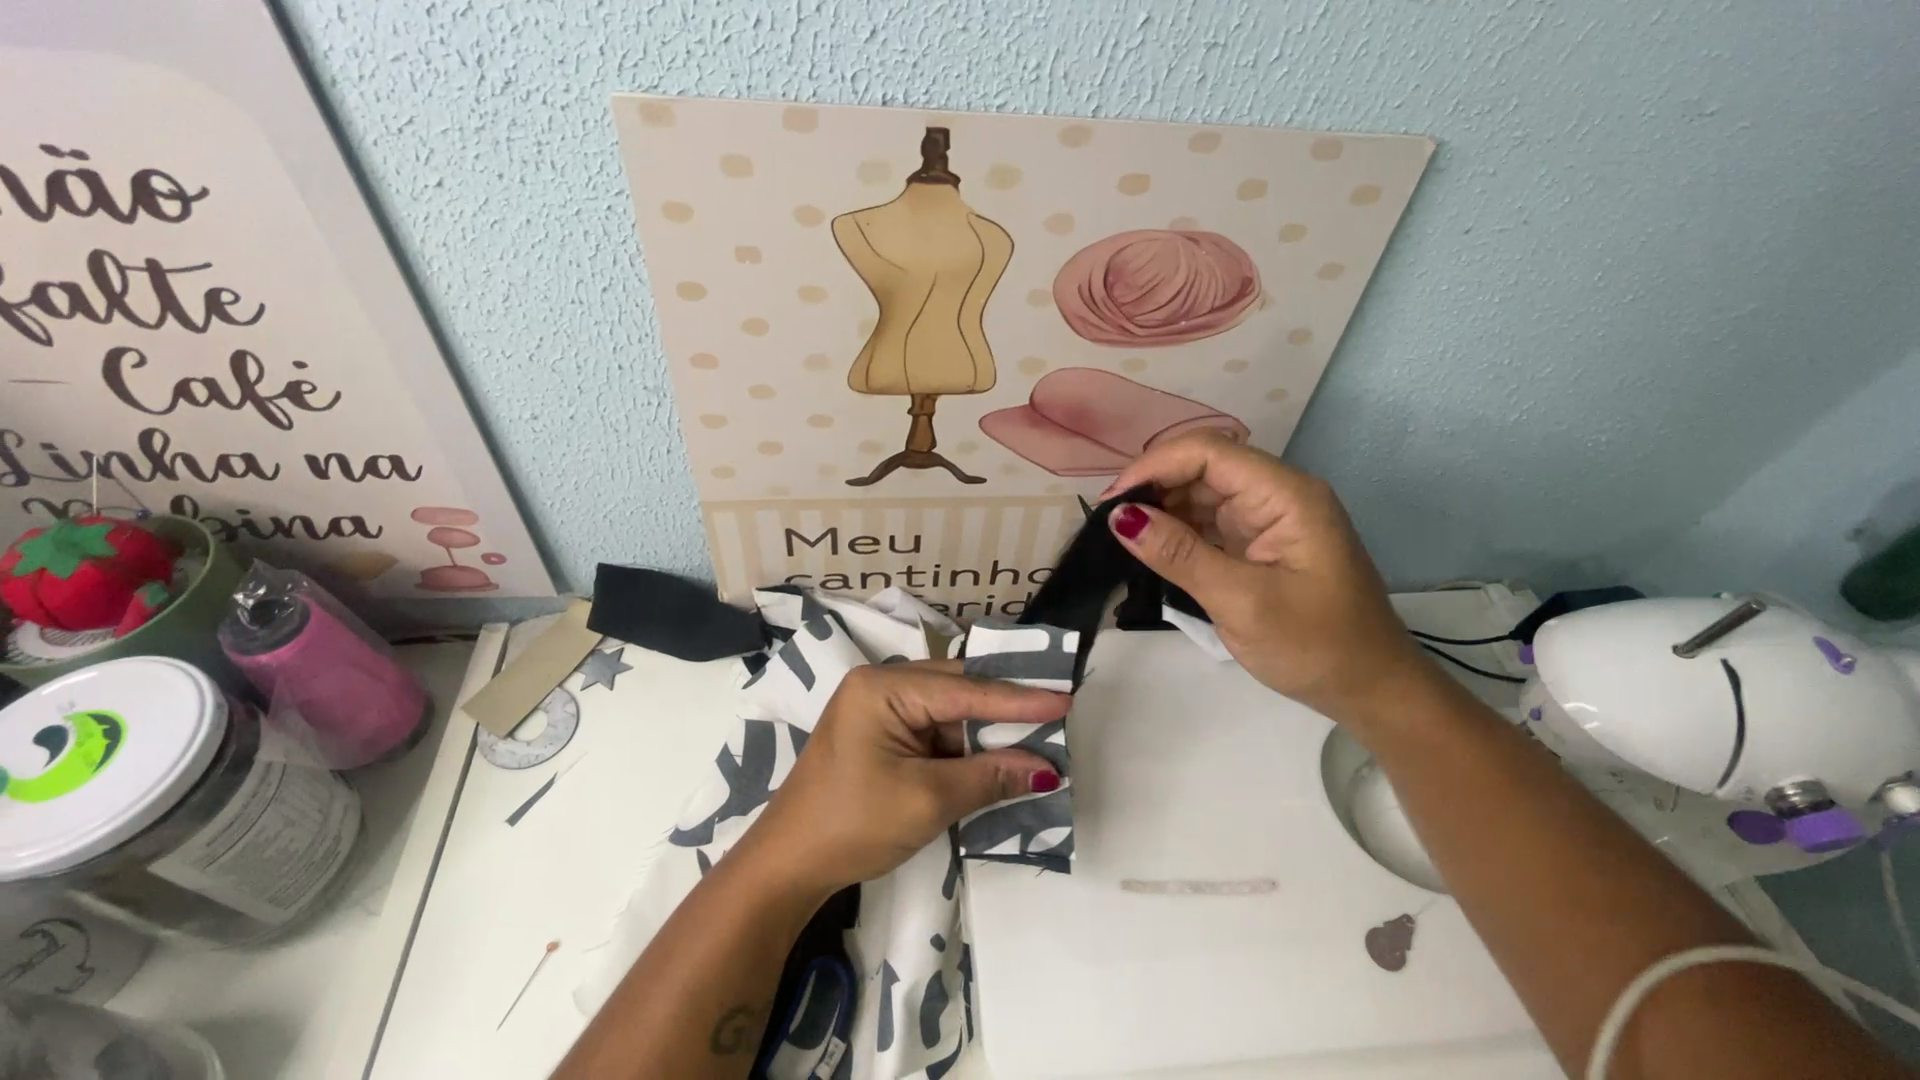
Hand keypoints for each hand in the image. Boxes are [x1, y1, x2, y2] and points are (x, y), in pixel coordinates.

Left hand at [739, 660, 1068, 897]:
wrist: (788, 865)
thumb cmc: (852, 825)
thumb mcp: (926, 800)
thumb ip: (989, 777)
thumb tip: (1045, 769)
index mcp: (882, 688)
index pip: (965, 689)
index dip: (1019, 698)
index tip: (1066, 699)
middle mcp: (879, 686)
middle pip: (957, 690)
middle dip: (1005, 708)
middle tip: (1057, 712)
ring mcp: (877, 711)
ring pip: (949, 712)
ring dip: (987, 731)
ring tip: (1037, 738)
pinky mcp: (880, 737)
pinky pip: (934, 732)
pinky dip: (964, 748)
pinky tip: (996, 757)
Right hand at [1100, 430, 1433, 720]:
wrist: (1370, 689)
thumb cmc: (1315, 646)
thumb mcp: (1241, 602)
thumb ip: (1180, 555)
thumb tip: (1119, 516)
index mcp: (1285, 495)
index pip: (1208, 452)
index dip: (1154, 466)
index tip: (1109, 503)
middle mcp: (1276, 495)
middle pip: (1203, 467)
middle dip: (1153, 487)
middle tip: (1106, 524)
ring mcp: (1269, 520)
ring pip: (1202, 495)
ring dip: (1161, 510)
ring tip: (1118, 537)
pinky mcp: (1260, 545)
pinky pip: (1210, 524)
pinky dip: (1177, 533)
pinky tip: (1149, 549)